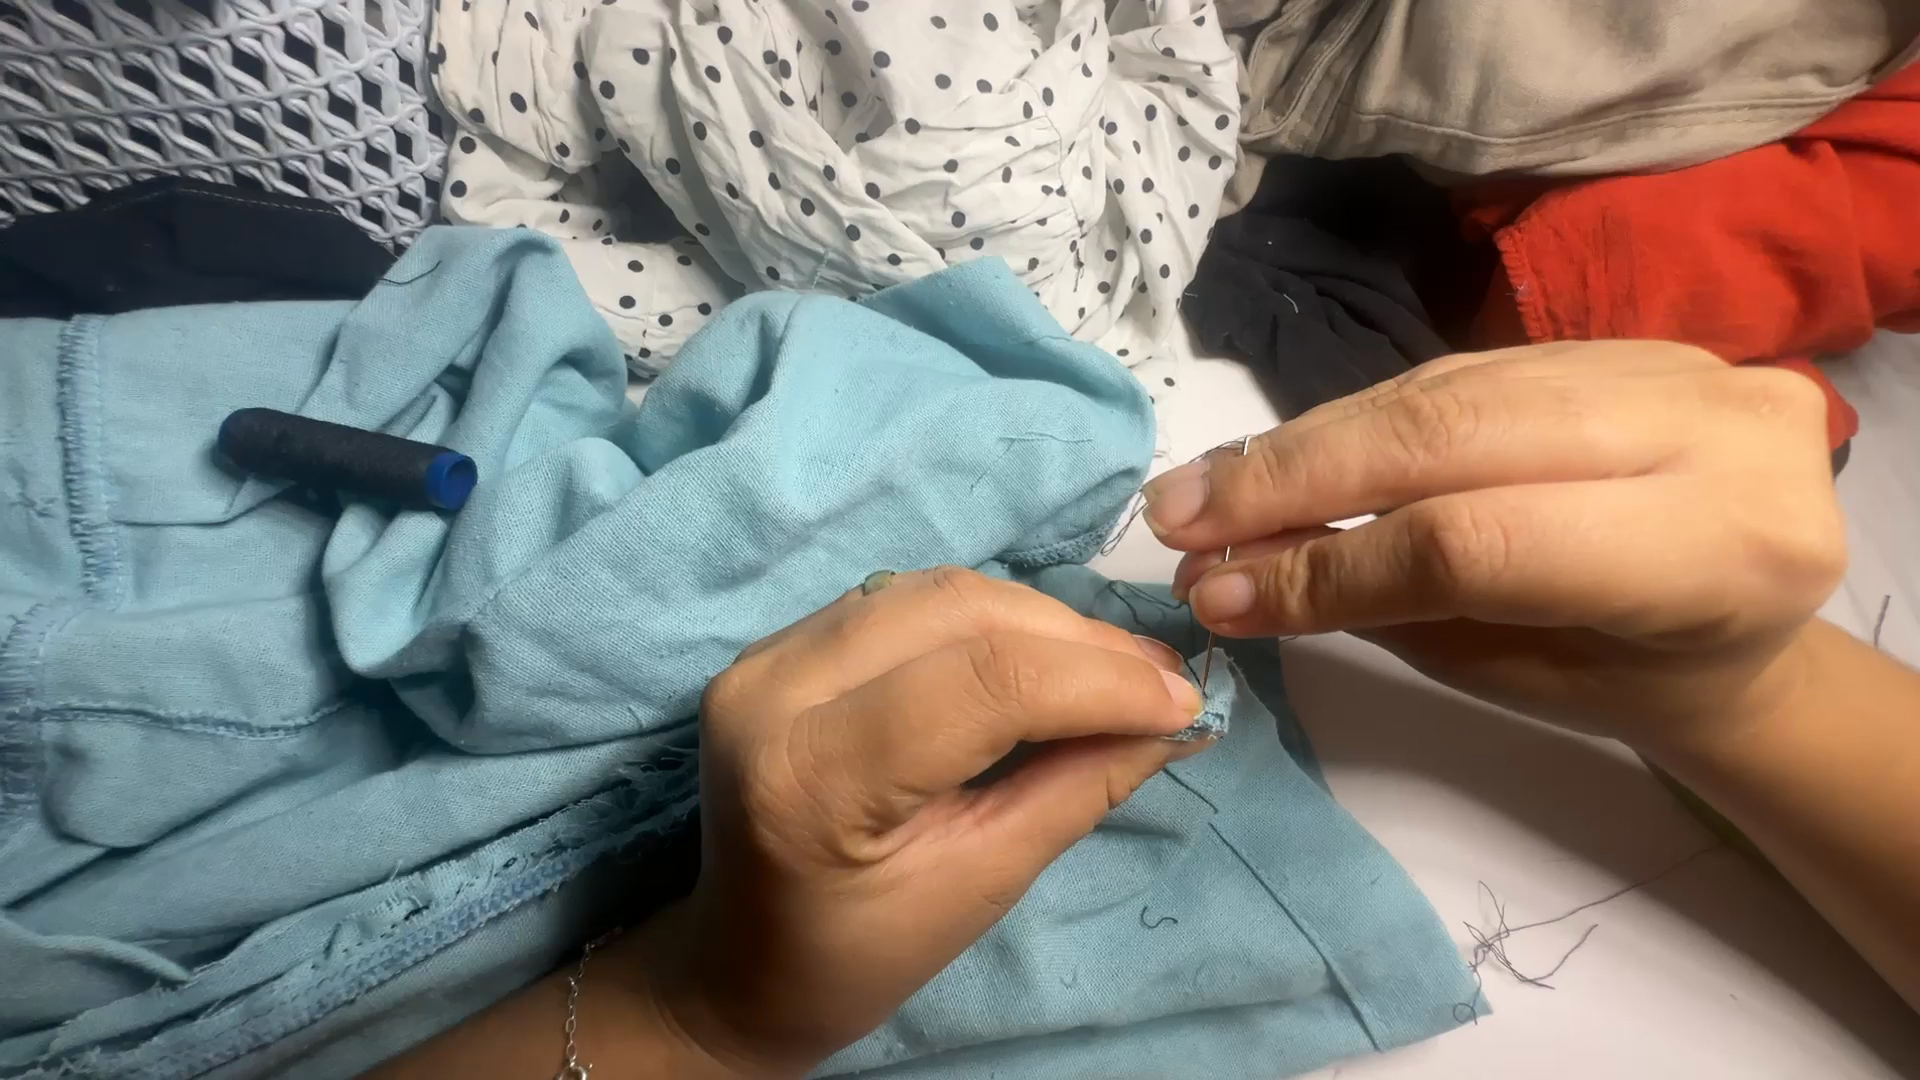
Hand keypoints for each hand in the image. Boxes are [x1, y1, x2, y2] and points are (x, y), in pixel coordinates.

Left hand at [634, 567, 1207, 1076]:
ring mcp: (768, 652)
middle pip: (960, 612)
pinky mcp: (780, 641)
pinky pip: (907, 598)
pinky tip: (1036, 650)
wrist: (737, 957)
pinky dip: (990, 616)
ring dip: (1039, 618)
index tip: (1179, 700)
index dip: (1097, 680)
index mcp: (813, 777)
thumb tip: (1175, 718)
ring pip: (938, 590)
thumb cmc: (857, 954)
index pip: (981, 685)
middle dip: (1077, 639)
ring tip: (1109, 665)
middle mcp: (776, 687)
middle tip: (1156, 679)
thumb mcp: (981, 886)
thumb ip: (1079, 787)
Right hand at [1145, 341, 1846, 750]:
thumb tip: (1219, 578)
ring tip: (1199, 494)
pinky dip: (1334, 428)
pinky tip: (1267, 462)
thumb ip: (1361, 603)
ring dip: (1291, 450)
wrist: (1723, 618)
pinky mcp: (1592, 345)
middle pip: (1438, 438)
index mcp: (1716, 549)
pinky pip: (1429, 381)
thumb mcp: (1486, 662)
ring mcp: (1655, 364)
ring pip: (1421, 397)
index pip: (1470, 543)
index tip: (1214, 591)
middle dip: (1284, 480)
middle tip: (1173, 517)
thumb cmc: (1612, 674)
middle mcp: (1704, 427)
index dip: (1325, 566)